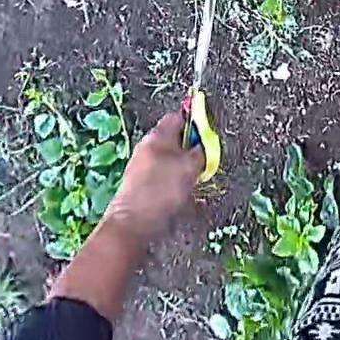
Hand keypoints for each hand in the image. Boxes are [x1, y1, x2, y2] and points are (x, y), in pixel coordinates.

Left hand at [100, 108, 203, 242]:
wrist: (132, 223)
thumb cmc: (163, 189)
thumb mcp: (191, 165)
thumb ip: (202, 150)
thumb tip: (204, 145)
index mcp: (158, 135)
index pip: (179, 116)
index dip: (195, 121)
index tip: (207, 134)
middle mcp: (146, 146)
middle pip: (174, 138)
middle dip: (190, 147)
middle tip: (203, 160)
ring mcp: (140, 164)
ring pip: (169, 157)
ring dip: (183, 165)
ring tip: (193, 179)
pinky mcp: (138, 182)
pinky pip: (162, 173)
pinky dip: (173, 178)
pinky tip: (179, 192)